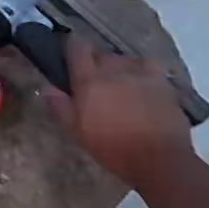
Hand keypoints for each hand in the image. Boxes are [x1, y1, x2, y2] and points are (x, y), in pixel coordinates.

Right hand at [43, 36, 194, 188]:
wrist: (159, 159)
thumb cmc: (113, 147)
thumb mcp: (77, 132)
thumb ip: (60, 106)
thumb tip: (46, 86)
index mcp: (89, 79)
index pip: (77, 47)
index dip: (72, 48)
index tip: (70, 58)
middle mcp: (114, 68)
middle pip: (101, 53)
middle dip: (95, 63)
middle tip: (95, 83)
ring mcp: (140, 72)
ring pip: (123, 59)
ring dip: (118, 68)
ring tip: (120, 85)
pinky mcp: (162, 81)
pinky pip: (147, 66)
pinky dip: (141, 71)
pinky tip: (142, 83)